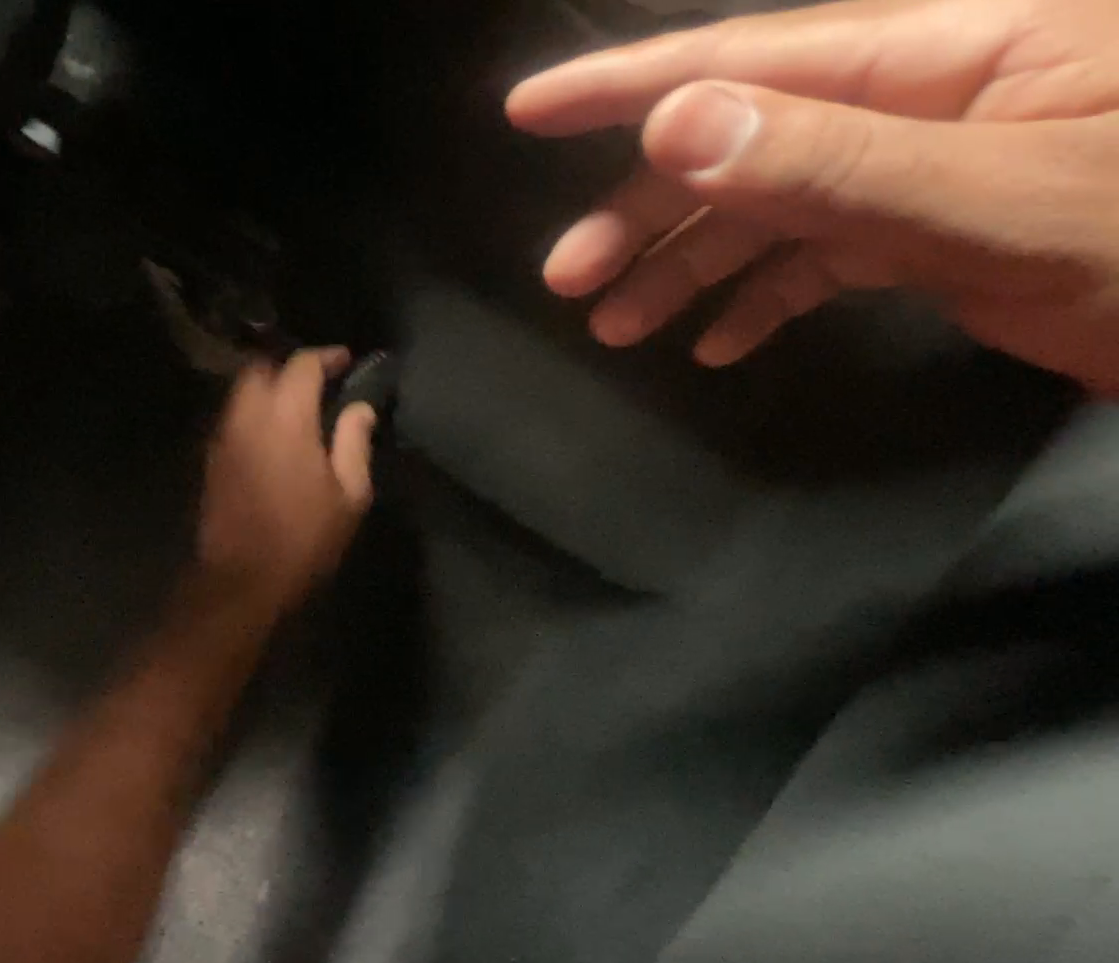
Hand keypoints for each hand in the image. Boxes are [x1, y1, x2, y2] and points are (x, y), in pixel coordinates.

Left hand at [199, 348, 377, 611]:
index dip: (327, 357)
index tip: (347, 362)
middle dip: (289, 368)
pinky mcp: (210, 459)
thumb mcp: (349, 496)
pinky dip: (251, 415)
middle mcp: (246, 416)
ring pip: (241, 393)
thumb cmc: (303, 540)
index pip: (302, 364)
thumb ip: (354, 442)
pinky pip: (231, 419)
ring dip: (267, 391)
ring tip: (295, 410)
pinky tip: (271, 437)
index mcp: (285, 418)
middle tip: (317, 385)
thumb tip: (360, 407)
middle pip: (261, 368)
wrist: (240, 580)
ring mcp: (222, 437)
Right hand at [506, 0, 1118, 392]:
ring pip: (763, 209)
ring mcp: (922, 170)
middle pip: (738, 144)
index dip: (628, 85)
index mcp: (951, 53)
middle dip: (641, 213)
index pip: (751, 61)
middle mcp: (922, 101)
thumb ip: (833, 163)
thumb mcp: (1000, 201)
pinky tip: (717, 342)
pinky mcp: (930, 234)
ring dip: (682, 268)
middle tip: (568, 281)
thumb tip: (676, 124)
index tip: (528, 110)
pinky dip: (757, 299)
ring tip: (619, 328)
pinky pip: (812, 257)